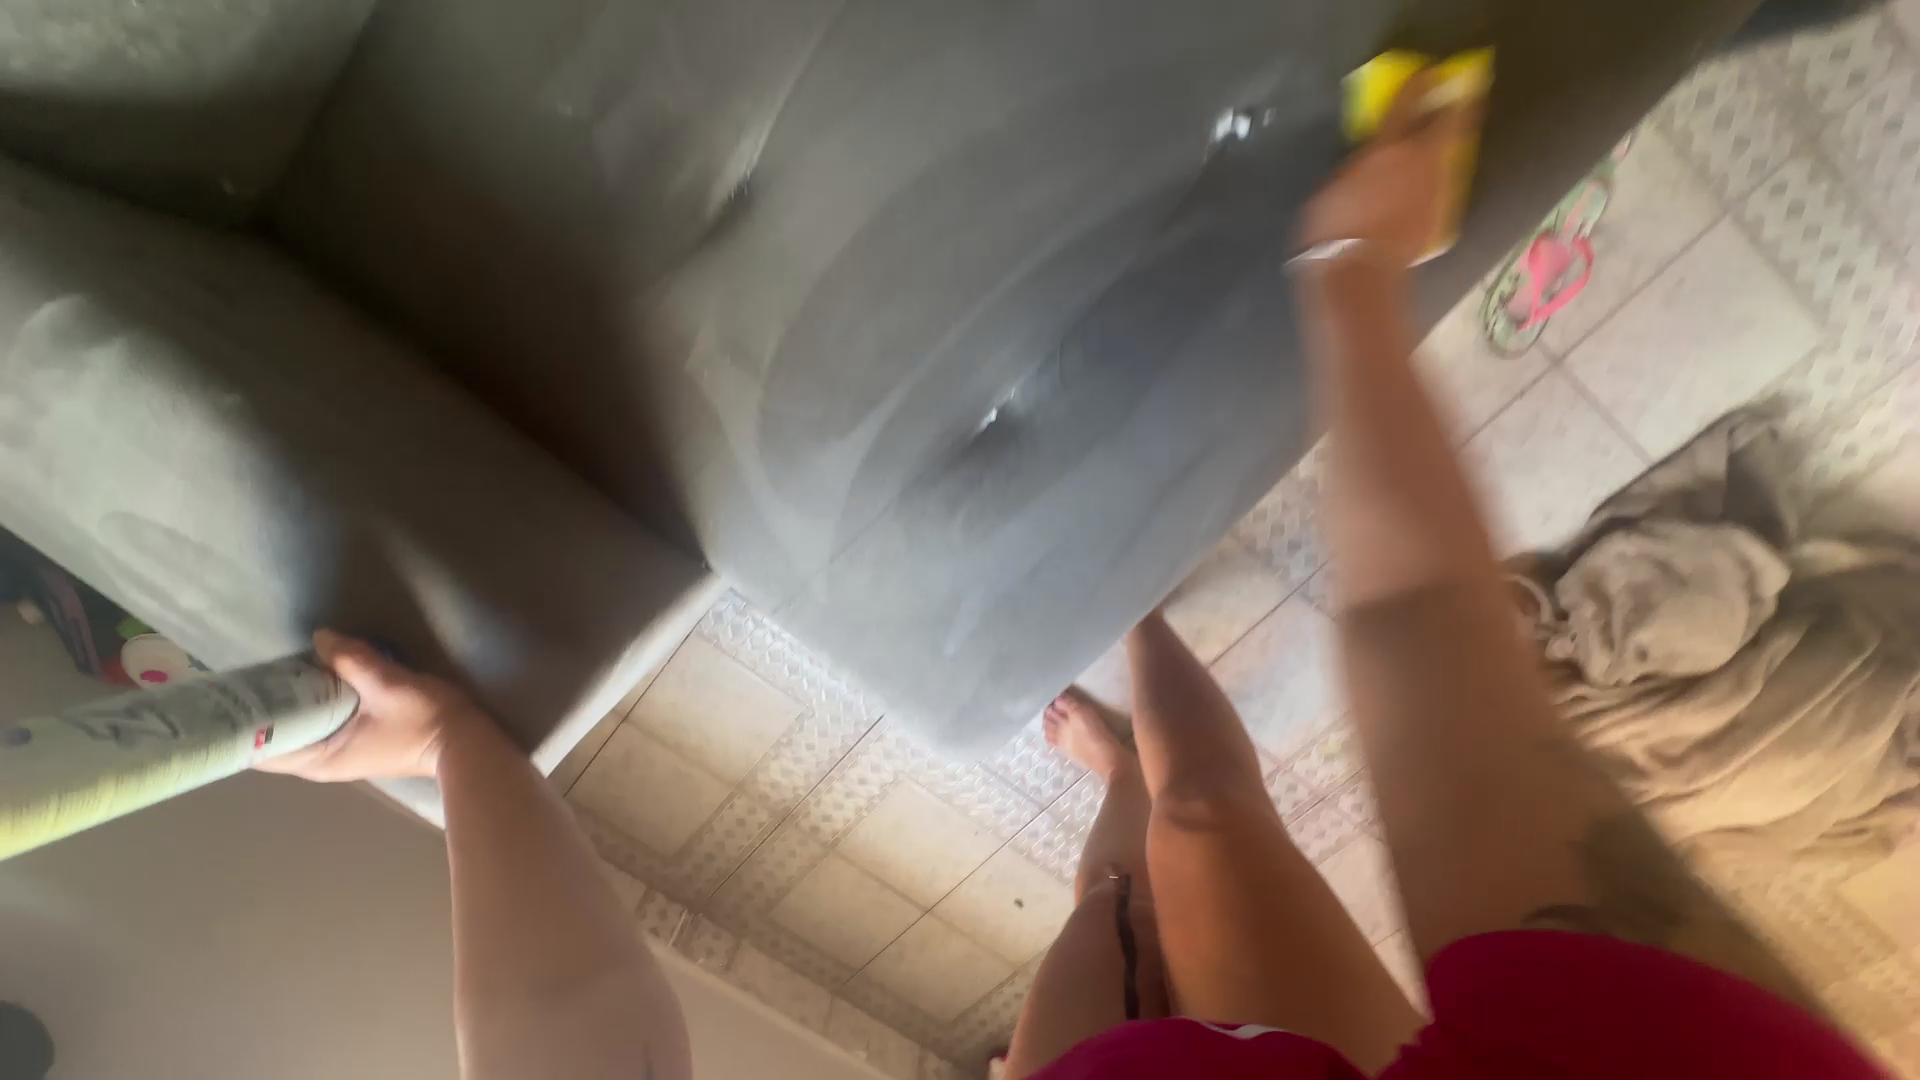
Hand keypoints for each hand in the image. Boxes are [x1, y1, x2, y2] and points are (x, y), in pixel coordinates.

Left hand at [256, 628, 485, 781]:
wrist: (471, 742)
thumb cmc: (426, 721)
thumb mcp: (390, 685)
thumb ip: (353, 660)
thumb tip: (322, 637)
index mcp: (318, 759)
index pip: (258, 747)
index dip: (243, 720)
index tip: (234, 693)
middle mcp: (322, 764)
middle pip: (280, 735)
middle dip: (271, 705)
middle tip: (262, 671)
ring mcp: (344, 756)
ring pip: (305, 728)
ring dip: (297, 702)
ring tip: (290, 670)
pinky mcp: (363, 745)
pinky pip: (326, 725)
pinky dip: (319, 705)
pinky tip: (326, 682)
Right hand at [1298, 69, 1470, 268]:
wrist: (1360, 275)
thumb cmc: (1332, 233)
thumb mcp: (1329, 193)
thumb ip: (1352, 170)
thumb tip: (1363, 165)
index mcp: (1386, 148)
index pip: (1408, 102)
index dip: (1419, 84)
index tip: (1426, 74)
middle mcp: (1418, 159)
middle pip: (1448, 120)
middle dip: (1453, 106)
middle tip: (1456, 97)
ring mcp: (1434, 186)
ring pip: (1447, 152)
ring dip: (1446, 141)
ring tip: (1440, 138)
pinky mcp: (1439, 213)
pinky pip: (1439, 184)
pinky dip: (1435, 177)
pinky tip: (1425, 183)